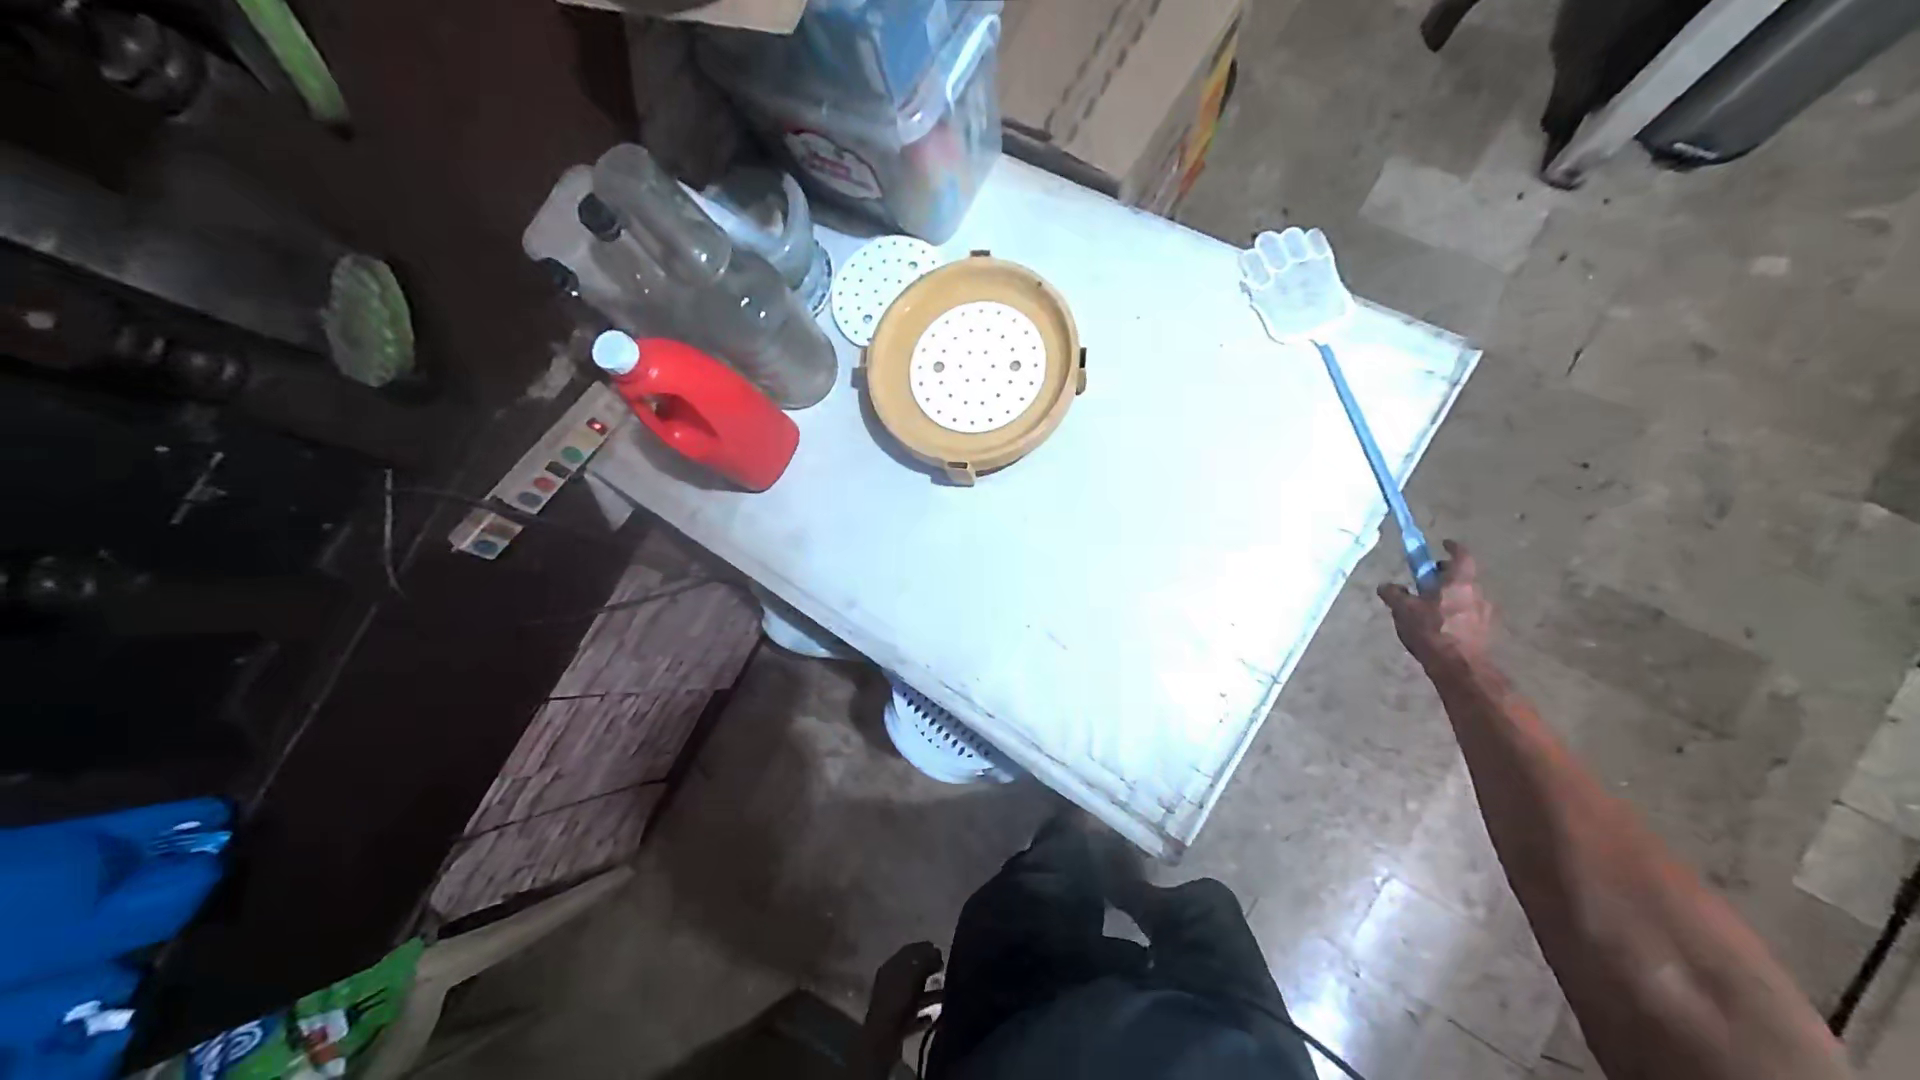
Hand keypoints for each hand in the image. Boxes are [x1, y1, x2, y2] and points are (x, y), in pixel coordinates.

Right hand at [1378, 541, 1493, 673]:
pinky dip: (1456, 613)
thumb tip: (1386, 585)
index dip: (1452, 547)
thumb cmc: (1432, 631)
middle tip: (1428, 580)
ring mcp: (1484, 613)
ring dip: (1450, 595)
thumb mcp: (1403, 610)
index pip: (1461, 556)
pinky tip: (1441, 626)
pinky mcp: (1485, 631)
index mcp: (1459, 582)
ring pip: (1466, 596)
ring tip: (1430, 607)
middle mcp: (1477, 593)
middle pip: (1462, 576)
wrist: (1460, 667)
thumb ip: (1394, 594)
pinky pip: (1469, 614)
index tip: (1443, 544)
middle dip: (1445, 575)